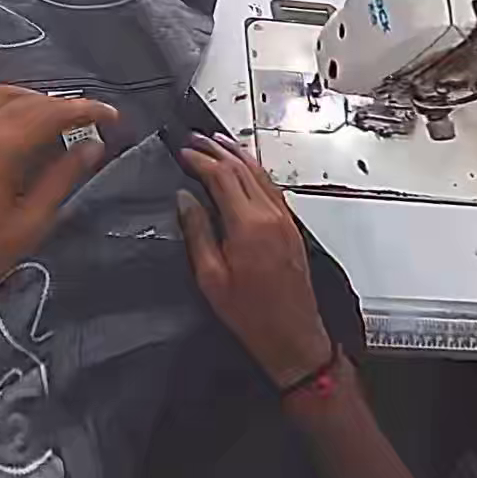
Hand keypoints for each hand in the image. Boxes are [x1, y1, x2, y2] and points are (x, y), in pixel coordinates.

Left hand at [0, 85, 117, 342]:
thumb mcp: (25, 226)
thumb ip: (61, 180)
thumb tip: (92, 146)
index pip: (51, 111)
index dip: (86, 109)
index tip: (113, 116)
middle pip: (27, 99)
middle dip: (63, 105)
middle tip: (91, 123)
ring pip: (2, 99)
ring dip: (35, 104)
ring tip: (60, 126)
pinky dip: (10, 112)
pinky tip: (22, 138)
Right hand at [176, 134, 333, 387]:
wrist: (293, 338)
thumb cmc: (251, 314)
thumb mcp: (211, 277)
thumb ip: (197, 232)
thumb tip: (184, 199)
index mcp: (248, 225)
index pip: (221, 177)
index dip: (199, 160)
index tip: (183, 152)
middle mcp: (270, 215)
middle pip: (241, 168)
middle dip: (215, 149)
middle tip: (195, 139)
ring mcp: (284, 218)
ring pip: (259, 172)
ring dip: (236, 153)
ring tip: (217, 141)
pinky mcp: (291, 226)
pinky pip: (271, 186)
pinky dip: (254, 169)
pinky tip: (244, 166)